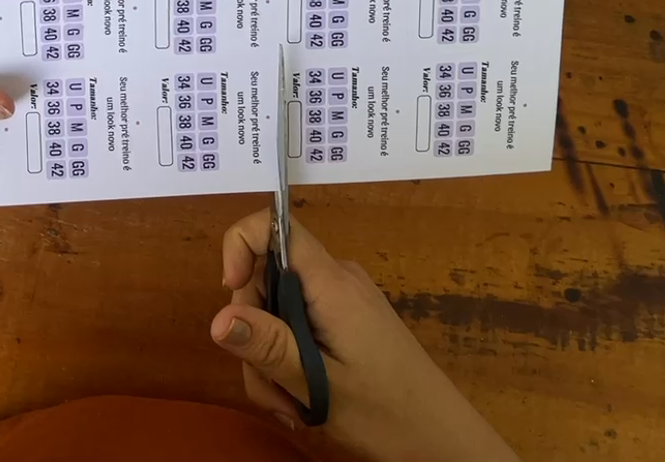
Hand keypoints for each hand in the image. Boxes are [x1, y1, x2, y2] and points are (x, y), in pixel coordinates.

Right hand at [209, 209, 516, 461]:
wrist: (448, 444)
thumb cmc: (387, 413)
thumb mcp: (319, 385)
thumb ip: (268, 347)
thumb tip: (216, 319)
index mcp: (329, 281)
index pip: (274, 225)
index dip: (240, 245)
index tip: (230, 291)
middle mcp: (335, 277)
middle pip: (268, 277)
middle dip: (254, 329)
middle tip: (268, 386)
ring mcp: (343, 298)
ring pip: (280, 307)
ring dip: (271, 355)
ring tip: (290, 404)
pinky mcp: (348, 319)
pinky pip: (301, 321)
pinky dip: (291, 356)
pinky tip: (301, 397)